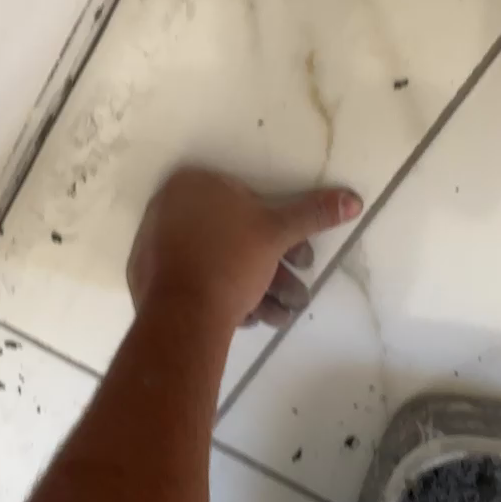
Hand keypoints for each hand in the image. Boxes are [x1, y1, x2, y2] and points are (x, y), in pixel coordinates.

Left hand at [126, 168, 362, 328]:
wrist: (182, 315)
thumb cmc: (230, 260)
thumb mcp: (278, 233)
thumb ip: (312, 213)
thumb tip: (352, 200)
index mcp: (193, 184)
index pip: (248, 202)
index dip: (282, 234)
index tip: (302, 260)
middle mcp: (168, 207)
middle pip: (234, 236)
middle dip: (273, 268)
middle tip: (296, 292)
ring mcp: (154, 244)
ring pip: (218, 262)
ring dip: (256, 289)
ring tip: (278, 314)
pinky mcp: (149, 278)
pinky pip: (195, 280)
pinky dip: (223, 295)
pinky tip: (248, 318)